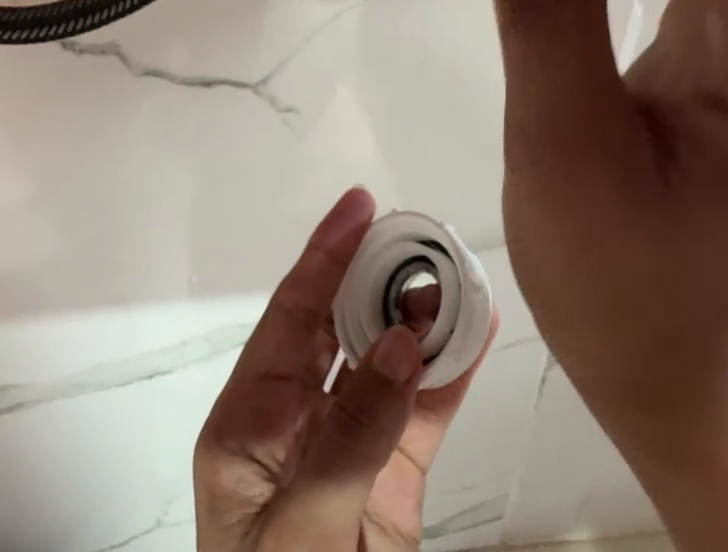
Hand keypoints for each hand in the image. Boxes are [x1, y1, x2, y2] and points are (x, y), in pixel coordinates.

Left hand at [194, 188, 496, 550]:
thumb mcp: (298, 525)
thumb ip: (348, 435)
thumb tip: (393, 343)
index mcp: (250, 423)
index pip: (288, 319)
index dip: (322, 257)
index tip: (358, 206)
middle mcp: (296, 423)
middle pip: (340, 331)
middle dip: (379, 281)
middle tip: (425, 239)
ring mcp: (348, 449)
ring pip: (387, 367)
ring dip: (423, 323)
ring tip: (461, 277)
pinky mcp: (391, 483)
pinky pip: (421, 415)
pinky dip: (449, 375)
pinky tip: (477, 334)